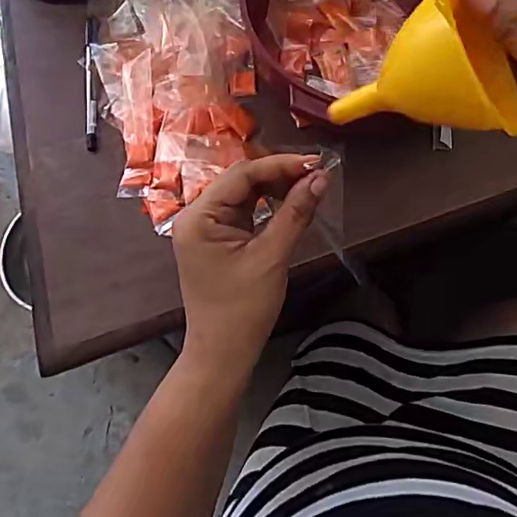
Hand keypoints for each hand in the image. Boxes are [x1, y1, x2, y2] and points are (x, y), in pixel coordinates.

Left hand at [171, 154, 327, 372]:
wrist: (222, 353)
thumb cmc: (243, 309)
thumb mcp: (272, 257)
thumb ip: (295, 213)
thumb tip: (320, 178)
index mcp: (199, 216)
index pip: (241, 174)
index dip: (280, 164)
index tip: (316, 162)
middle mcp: (196, 215)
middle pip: (241, 180)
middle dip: (279, 173)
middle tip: (318, 173)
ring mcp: (205, 226)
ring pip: (244, 193)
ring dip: (276, 187)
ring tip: (310, 184)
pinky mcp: (217, 237)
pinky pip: (244, 210)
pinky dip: (269, 204)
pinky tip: (292, 201)